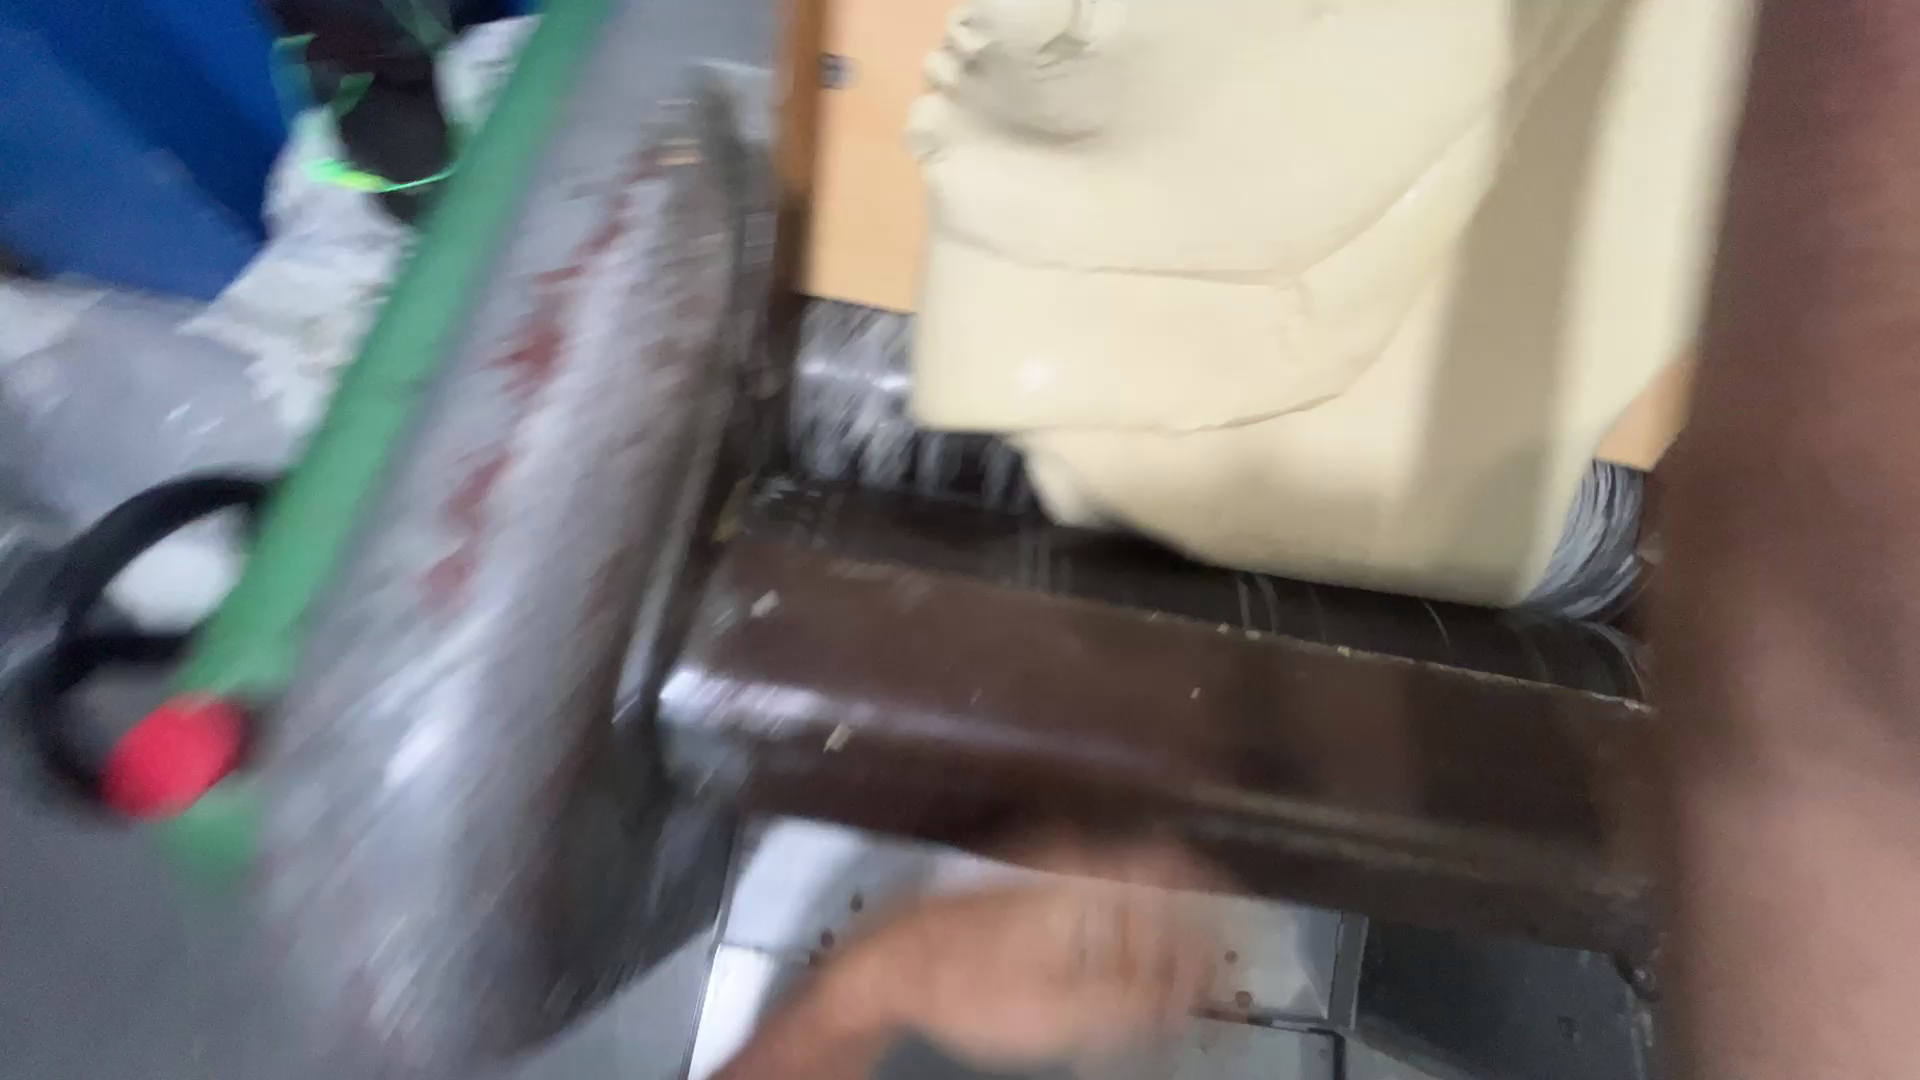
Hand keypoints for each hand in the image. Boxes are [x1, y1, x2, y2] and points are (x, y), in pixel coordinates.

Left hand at [819, 838, 1221, 1071]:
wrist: (896, 964)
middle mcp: (1068, 856)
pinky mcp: (1027, 885)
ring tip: (1154, 994)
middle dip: (1181, 930)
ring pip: (1120, 891)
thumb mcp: (1062, 1010)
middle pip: (1150, 879)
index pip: (1168, 862)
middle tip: (1192, 985)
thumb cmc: (975, 988)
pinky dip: (1115, 935)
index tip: (1231, 937)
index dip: (1210, 893)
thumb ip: (1135, 993)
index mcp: (1082, 875)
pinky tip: (1109, 981)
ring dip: (1148, 936)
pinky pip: (1091, 899)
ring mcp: (1043, 866)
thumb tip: (1190, 981)